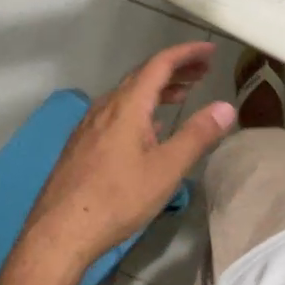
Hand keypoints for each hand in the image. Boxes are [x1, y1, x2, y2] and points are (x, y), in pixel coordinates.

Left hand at [21, 43, 235, 266]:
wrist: (58, 234)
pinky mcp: (81, 145)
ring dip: (158, 89)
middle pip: (144, 76)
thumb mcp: (167, 169)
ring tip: (182, 95)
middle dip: (176, 69)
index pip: (160, 64)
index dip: (187, 53)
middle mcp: (106, 107)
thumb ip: (198, 135)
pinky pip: (117, 112)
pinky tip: (149, 129)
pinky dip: (141, 108)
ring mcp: (90, 126)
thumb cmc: (117, 199)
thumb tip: (226, 106)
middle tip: (203, 70)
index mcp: (128, 105)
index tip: (210, 50)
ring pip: (129, 95)